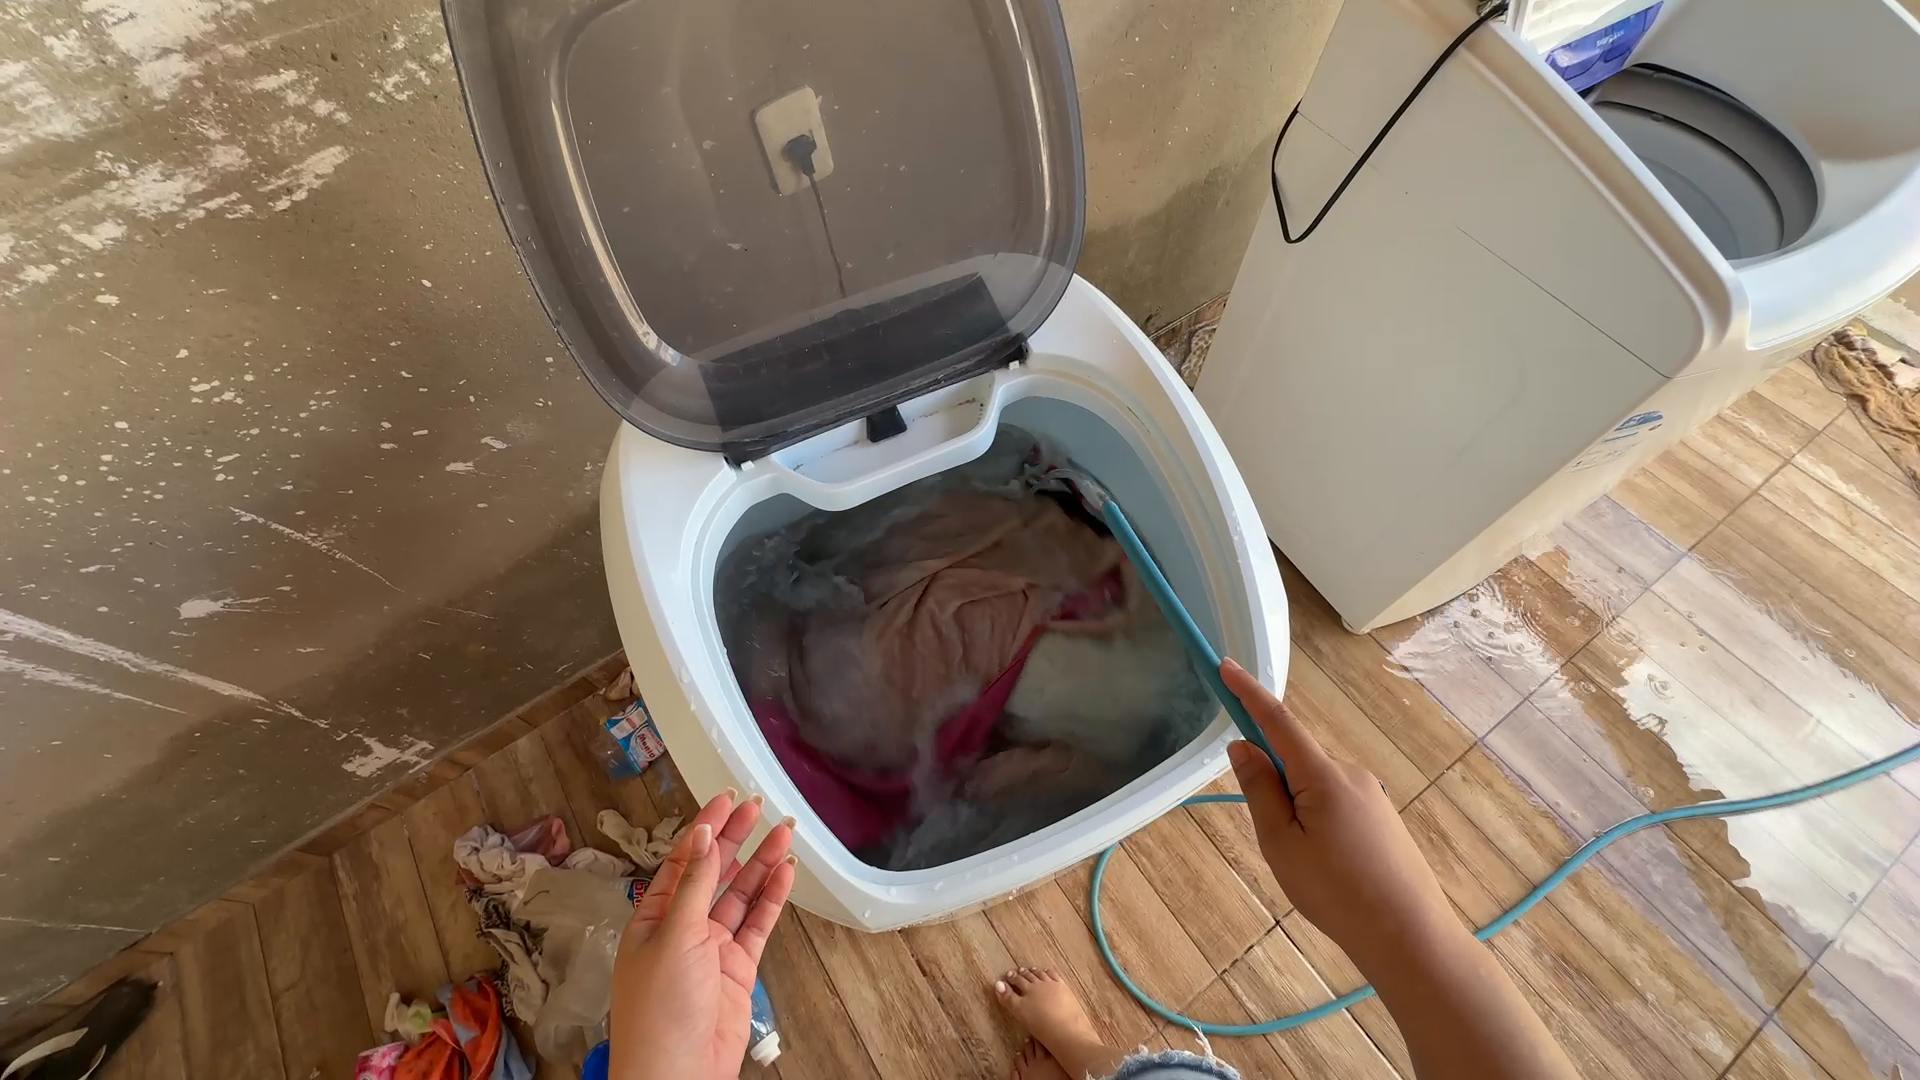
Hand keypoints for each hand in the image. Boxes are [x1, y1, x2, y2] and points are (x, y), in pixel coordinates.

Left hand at [608, 791, 796, 1079]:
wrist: (679, 1076)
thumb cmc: (660, 1009)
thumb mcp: (673, 937)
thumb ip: (695, 884)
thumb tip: (703, 837)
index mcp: (655, 917)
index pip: (684, 860)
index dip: (706, 827)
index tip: (726, 798)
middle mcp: (685, 926)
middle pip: (715, 870)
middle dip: (737, 837)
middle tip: (758, 806)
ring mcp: (714, 946)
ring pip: (743, 892)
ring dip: (762, 862)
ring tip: (785, 831)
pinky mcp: (739, 965)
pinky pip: (759, 921)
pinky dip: (774, 896)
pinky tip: (786, 872)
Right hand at [1220, 659, 1466, 973]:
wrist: (1412, 939)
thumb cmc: (1336, 892)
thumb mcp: (1280, 842)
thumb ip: (1259, 788)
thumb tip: (1243, 745)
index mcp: (1322, 775)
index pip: (1276, 719)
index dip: (1248, 692)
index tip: (1225, 664)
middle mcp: (1350, 773)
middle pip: (1294, 755)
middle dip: (1270, 775)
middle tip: (1269, 832)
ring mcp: (1370, 794)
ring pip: (1313, 781)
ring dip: (1293, 803)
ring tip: (1303, 863)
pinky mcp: (1381, 816)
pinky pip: (1333, 798)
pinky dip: (1314, 814)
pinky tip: (1324, 862)